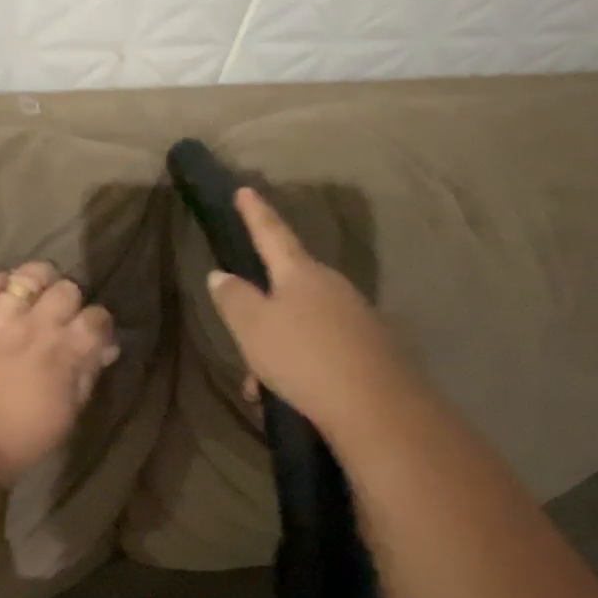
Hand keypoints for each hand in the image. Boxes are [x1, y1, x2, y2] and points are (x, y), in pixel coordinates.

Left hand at [0, 261, 119, 482]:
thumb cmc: (20, 441)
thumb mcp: (68, 415)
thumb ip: (87, 377)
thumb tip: (105, 350)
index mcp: (66, 351)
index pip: (98, 318)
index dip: (101, 323)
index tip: (96, 335)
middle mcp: (37, 326)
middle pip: (67, 289)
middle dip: (71, 299)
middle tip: (65, 315)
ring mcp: (0, 320)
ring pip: (28, 276)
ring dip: (38, 281)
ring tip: (37, 293)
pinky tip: (4, 290)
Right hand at [207, 188, 424, 429]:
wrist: (376, 406)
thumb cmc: (304, 357)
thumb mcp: (254, 328)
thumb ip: (234, 298)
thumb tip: (221, 274)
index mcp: (301, 272)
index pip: (272, 233)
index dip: (256, 213)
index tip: (246, 190)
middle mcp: (332, 286)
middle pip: (288, 288)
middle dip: (262, 312)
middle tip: (245, 342)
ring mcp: (356, 316)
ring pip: (303, 324)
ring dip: (278, 349)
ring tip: (261, 386)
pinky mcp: (371, 348)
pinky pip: (323, 347)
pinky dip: (301, 365)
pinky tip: (291, 395)